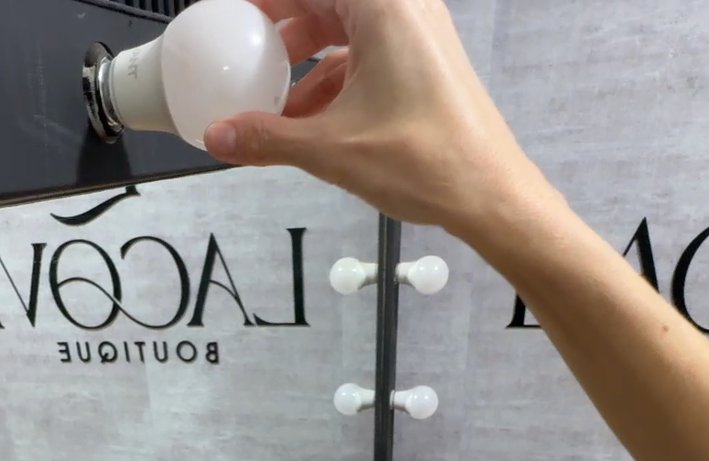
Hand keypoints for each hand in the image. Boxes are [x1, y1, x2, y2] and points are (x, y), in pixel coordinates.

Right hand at [203, 0, 548, 238]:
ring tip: (275, 102)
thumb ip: (268, 139)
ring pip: (347, 32)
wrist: (488, 194)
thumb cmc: (427, 161)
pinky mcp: (425, 66)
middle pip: (329, 3)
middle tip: (249, 52)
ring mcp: (418, 36)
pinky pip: (367, 58)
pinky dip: (334, 82)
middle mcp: (405, 8)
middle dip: (284, 28)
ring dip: (308, 62)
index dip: (268, 1)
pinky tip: (311, 121)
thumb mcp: (331, 149)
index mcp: (383, 6)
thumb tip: (220, 137)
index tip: (238, 18)